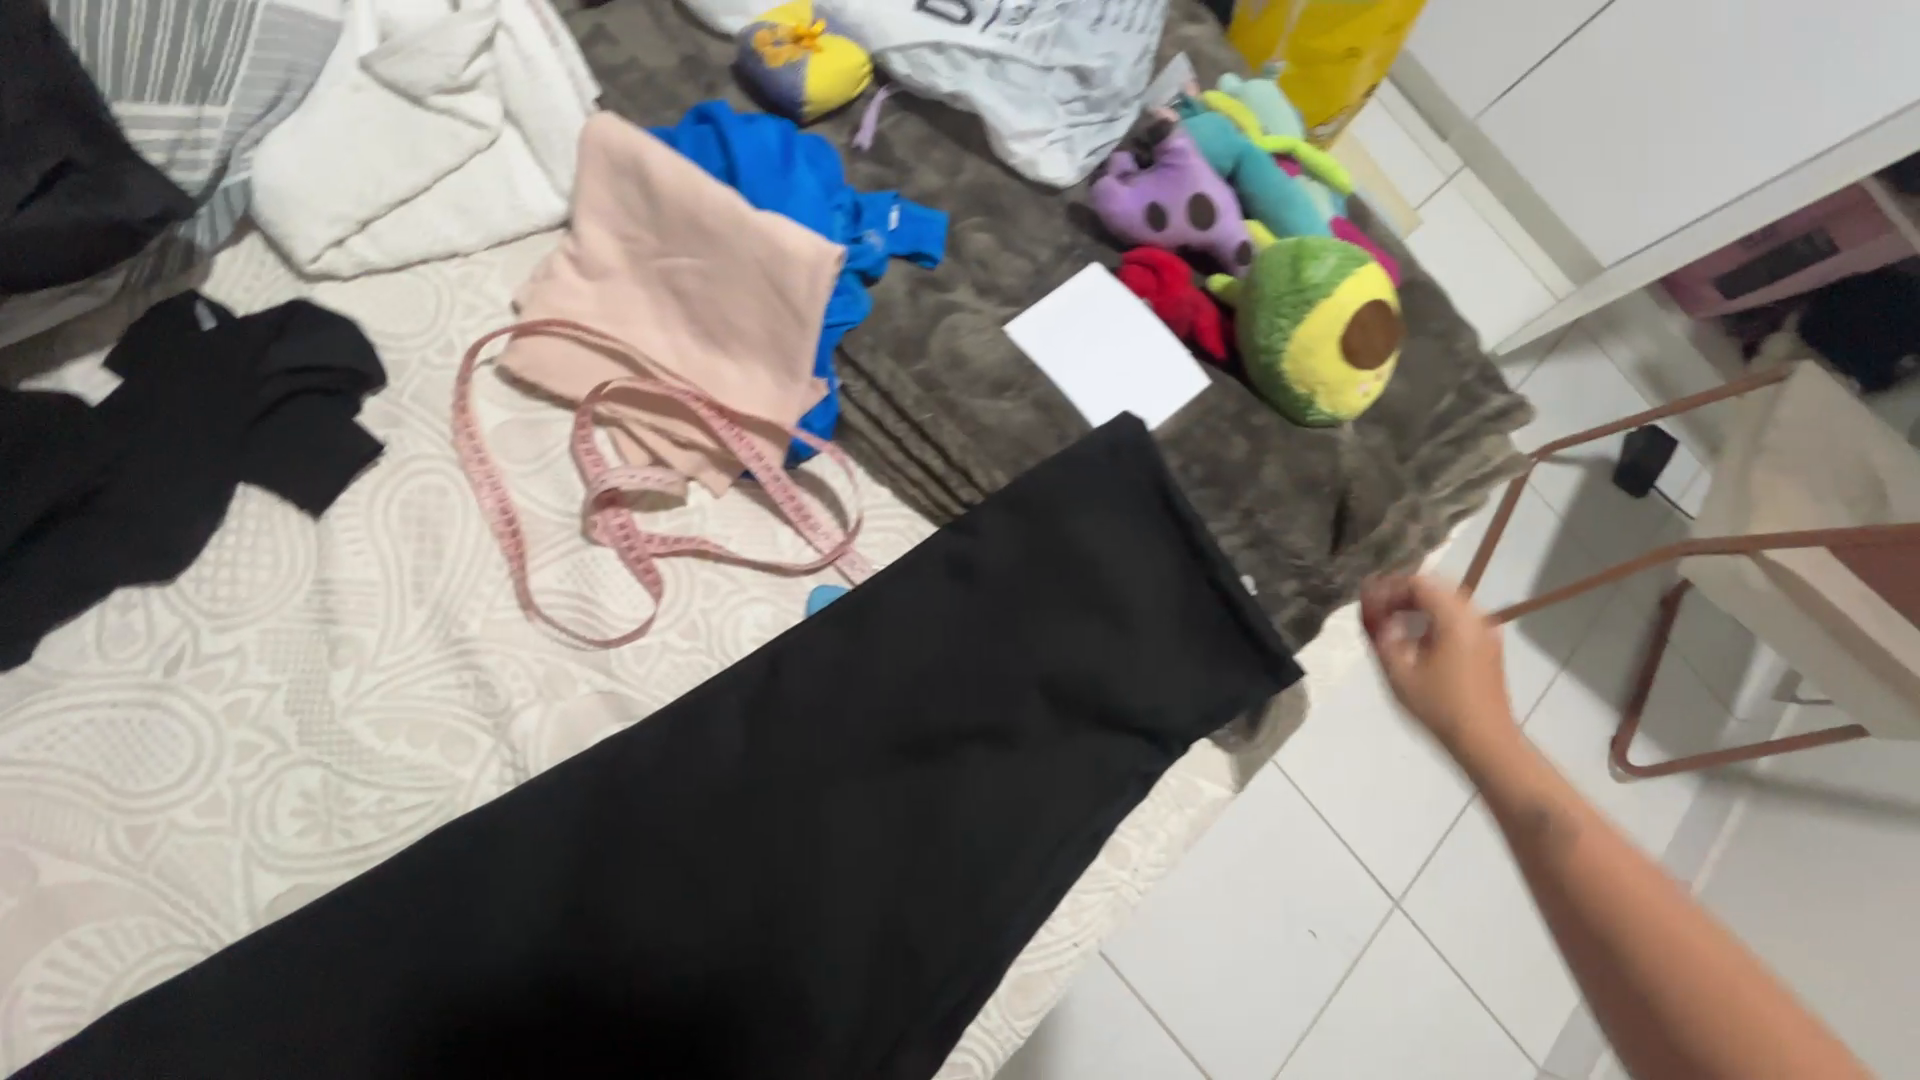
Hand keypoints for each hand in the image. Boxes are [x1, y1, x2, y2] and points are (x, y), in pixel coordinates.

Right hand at [1360, 575, 1516, 753]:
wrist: (1486, 741)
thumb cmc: (1439, 707)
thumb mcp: (1399, 671)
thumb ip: (1382, 635)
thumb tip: (1373, 614)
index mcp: (1455, 618)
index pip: (1418, 582)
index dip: (1387, 587)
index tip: (1366, 603)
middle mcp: (1476, 617)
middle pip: (1434, 587)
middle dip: (1401, 594)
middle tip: (1375, 611)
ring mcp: (1486, 631)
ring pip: (1446, 601)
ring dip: (1416, 606)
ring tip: (1390, 624)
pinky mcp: (1488, 645)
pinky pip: (1457, 617)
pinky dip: (1433, 617)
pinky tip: (1415, 638)